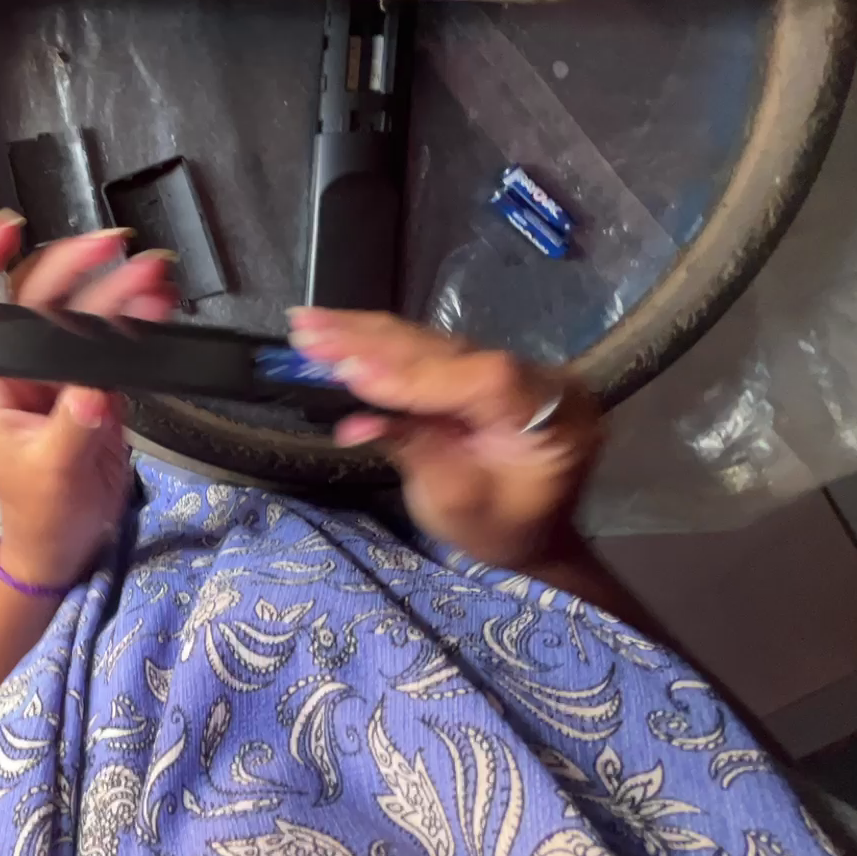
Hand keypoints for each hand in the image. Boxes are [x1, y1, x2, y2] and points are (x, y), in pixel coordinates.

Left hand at [0, 211, 178, 589]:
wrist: (66, 544)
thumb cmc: (40, 512)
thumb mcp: (50, 473)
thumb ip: (71, 430)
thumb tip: (94, 390)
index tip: (9, 229)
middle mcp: (24, 368)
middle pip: (40, 301)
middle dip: (75, 269)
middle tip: (115, 247)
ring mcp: (61, 374)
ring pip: (82, 318)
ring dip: (116, 293)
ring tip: (154, 273)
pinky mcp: (96, 387)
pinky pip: (114, 345)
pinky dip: (136, 325)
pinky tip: (159, 307)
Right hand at [287, 309, 602, 569]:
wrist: (529, 532)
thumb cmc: (499, 529)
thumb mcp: (458, 504)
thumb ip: (416, 455)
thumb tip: (356, 426)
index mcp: (551, 417)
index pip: (481, 382)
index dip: (412, 376)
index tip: (349, 374)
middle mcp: (532, 378)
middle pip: (445, 350)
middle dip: (369, 344)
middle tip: (308, 333)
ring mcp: (503, 366)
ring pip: (426, 340)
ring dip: (359, 332)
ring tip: (306, 323)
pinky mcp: (472, 365)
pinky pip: (420, 346)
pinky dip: (370, 337)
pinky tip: (332, 327)